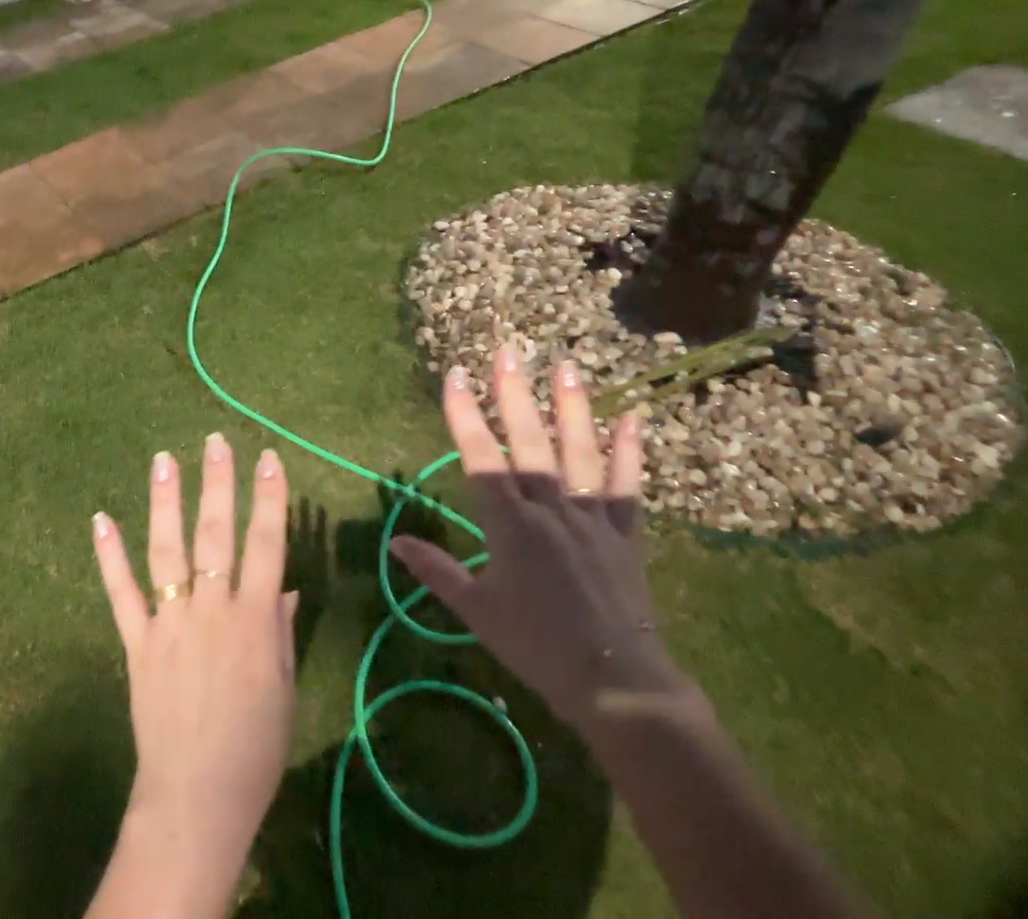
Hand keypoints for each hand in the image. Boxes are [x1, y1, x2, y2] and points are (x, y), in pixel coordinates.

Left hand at [92, 434, 299, 856]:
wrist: (198, 793)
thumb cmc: (254, 747)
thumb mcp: (283, 688)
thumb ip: (280, 631)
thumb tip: (285, 585)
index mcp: (254, 620)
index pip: (266, 544)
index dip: (268, 499)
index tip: (268, 458)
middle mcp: (211, 610)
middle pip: (215, 535)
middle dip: (217, 484)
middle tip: (215, 441)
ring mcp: (169, 623)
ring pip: (167, 551)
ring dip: (165, 502)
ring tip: (164, 459)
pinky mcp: (136, 642)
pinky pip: (121, 592)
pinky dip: (109, 555)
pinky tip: (100, 519)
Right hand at [388, 348, 693, 732]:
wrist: (613, 677)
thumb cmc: (534, 643)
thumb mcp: (475, 609)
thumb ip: (436, 569)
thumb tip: (395, 541)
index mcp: (509, 526)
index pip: (480, 459)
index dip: (465, 417)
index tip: (455, 377)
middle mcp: (550, 510)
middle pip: (529, 442)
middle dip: (514, 395)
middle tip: (508, 351)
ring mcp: (592, 517)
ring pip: (580, 453)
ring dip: (572, 408)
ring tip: (566, 366)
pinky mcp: (625, 533)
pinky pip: (629, 486)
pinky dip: (630, 451)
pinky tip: (632, 418)